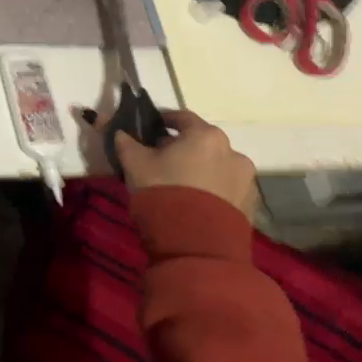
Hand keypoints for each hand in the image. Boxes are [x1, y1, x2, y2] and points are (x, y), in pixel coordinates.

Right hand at [107, 108, 258, 217]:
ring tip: (180, 183)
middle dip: (183, 146)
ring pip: (217, 165)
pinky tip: (195, 199)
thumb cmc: (163, 189)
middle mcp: (233, 152)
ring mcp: (247, 180)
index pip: (182, 117)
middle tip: (161, 158)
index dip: (163, 120)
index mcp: (206, 135)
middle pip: (203, 142)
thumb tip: (109, 123)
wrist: (196, 244)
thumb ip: (123, 138)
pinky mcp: (252, 205)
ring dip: (200, 167)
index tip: (149, 129)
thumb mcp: (133, 160)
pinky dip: (213, 187)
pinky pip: (227, 187)